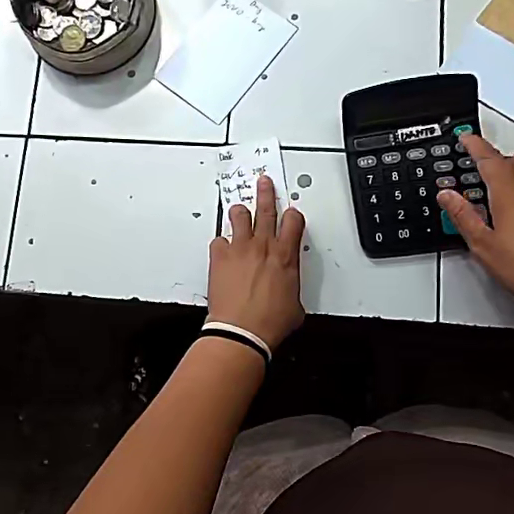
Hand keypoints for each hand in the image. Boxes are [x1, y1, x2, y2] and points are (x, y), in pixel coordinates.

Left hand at [207, 175, 305, 348]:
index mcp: (286, 256)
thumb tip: (288, 292)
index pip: (294, 222)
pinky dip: (220, 243)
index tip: (290, 213)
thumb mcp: (295, 304)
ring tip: (238, 208)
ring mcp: (239, 249)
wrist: (242, 331)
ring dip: (239, 211)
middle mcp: (263, 246)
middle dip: (266, 193)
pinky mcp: (219, 257)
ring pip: (239, 216)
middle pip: (266, 209)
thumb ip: (291, 287)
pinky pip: (218, 240)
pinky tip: (221, 248)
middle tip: (264, 182)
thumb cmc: (269, 322)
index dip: (292, 216)